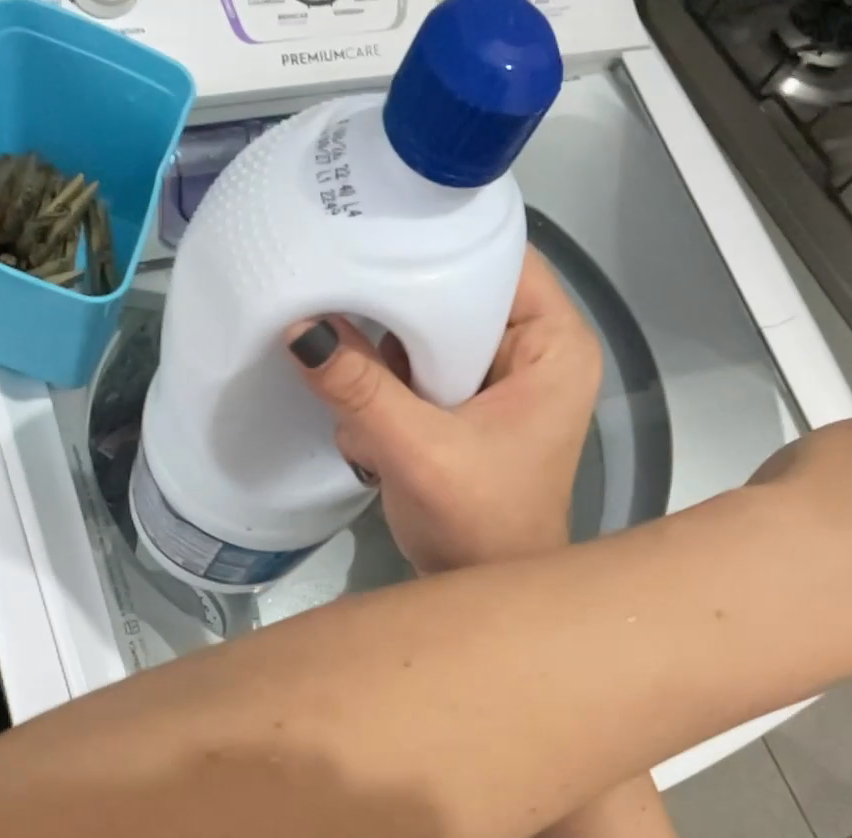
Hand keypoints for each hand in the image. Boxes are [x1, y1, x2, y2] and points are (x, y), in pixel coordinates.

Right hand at [285, 251, 601, 573]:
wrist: (479, 590)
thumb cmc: (477, 524)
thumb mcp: (416, 451)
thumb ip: (361, 389)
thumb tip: (299, 329)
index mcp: (552, 346)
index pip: (498, 258)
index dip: (438, 243)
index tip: (371, 233)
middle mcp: (529, 353)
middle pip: (456, 295)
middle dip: (396, 310)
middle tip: (336, 298)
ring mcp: (494, 382)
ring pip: (427, 336)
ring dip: (382, 361)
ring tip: (354, 386)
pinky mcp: (462, 409)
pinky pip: (415, 373)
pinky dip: (384, 390)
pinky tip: (365, 421)